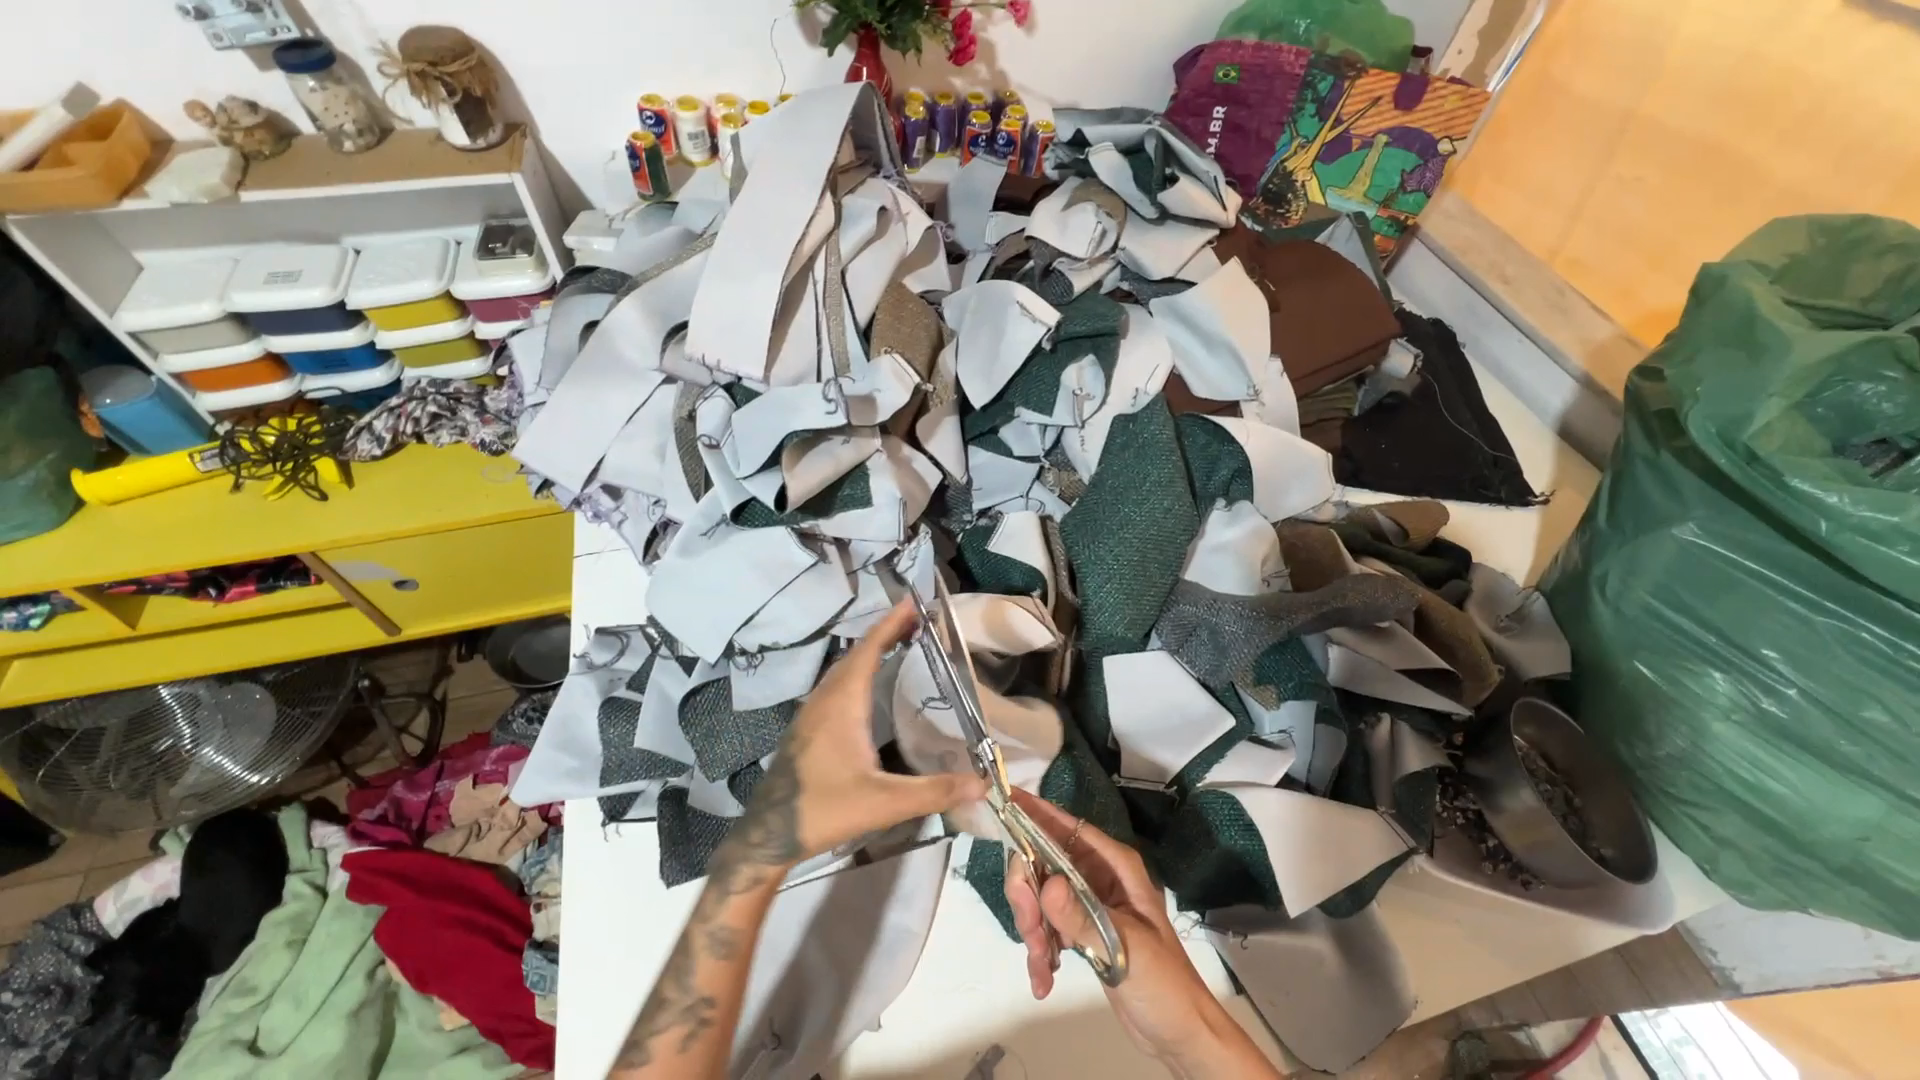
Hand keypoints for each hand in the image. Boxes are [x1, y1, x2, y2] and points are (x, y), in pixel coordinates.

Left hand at [726, 599, 988, 870]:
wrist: (768, 835)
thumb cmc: (823, 810)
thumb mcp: (884, 803)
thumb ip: (934, 791)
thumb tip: (983, 783)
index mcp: (842, 704)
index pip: (869, 650)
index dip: (891, 624)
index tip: (914, 603)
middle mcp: (824, 700)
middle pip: (857, 654)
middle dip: (886, 633)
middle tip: (918, 622)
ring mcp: (811, 714)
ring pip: (843, 671)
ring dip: (870, 653)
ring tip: (899, 645)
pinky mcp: (807, 729)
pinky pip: (836, 686)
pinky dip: (857, 673)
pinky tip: (869, 690)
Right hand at [1004, 790, 1278, 1077]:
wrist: (1179, 1031)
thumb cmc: (1163, 981)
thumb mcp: (1122, 946)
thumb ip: (1081, 916)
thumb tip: (1046, 885)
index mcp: (1115, 866)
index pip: (1069, 829)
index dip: (1036, 814)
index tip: (1002, 803)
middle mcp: (1098, 876)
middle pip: (1043, 864)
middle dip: (1028, 897)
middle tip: (1031, 931)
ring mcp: (1087, 903)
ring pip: (1040, 897)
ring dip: (1033, 930)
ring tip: (1043, 965)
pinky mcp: (1080, 931)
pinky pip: (1046, 927)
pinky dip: (1040, 952)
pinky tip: (1044, 980)